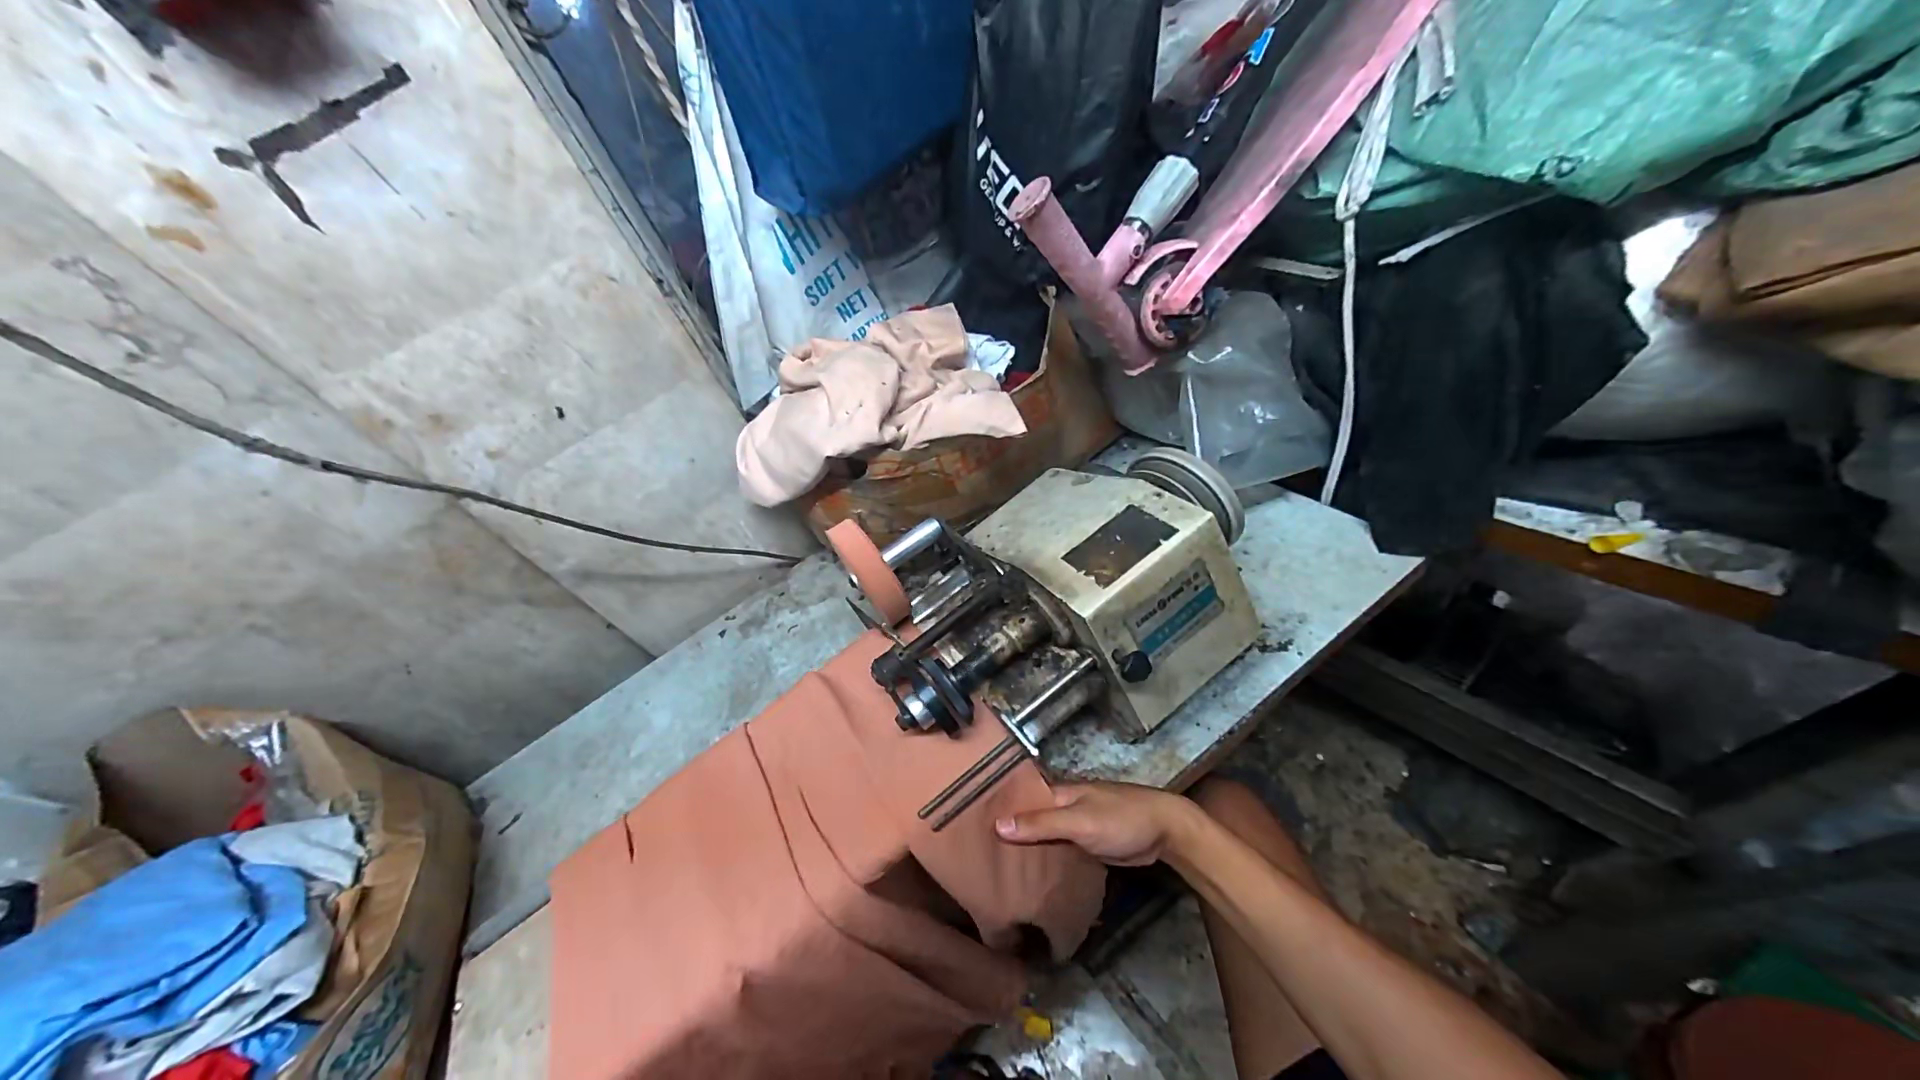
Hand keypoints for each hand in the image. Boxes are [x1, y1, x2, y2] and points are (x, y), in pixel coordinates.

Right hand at [994, 781, 1198, 866]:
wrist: (1166, 832)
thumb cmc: (1122, 818)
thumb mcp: (1079, 821)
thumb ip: (1042, 824)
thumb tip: (998, 825)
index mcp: (1059, 793)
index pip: (1021, 798)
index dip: (999, 808)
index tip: (969, 822)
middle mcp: (1064, 806)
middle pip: (1031, 818)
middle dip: (1010, 831)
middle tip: (978, 853)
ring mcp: (1077, 826)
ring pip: (1045, 836)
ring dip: (1028, 848)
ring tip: (996, 868)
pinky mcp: (1088, 845)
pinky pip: (1060, 851)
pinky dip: (1047, 860)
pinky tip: (1031, 877)